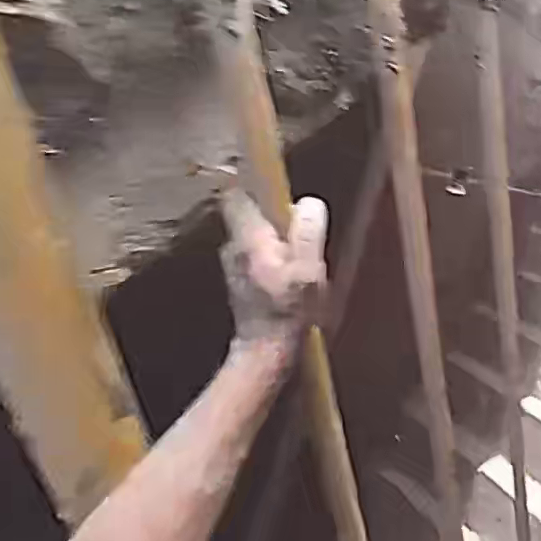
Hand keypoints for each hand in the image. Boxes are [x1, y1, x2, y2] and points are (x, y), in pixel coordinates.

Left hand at [221, 190, 327, 348]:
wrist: (265, 352)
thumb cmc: (290, 310)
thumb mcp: (309, 269)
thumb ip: (308, 232)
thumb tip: (308, 202)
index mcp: (248, 238)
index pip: (236, 196)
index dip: (255, 187)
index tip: (278, 192)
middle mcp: (233, 247)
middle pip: (248, 215)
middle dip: (273, 218)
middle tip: (301, 234)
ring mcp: (232, 266)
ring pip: (253, 237)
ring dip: (273, 241)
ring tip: (298, 260)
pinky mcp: (238, 282)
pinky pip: (254, 255)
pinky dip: (270, 259)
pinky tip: (288, 278)